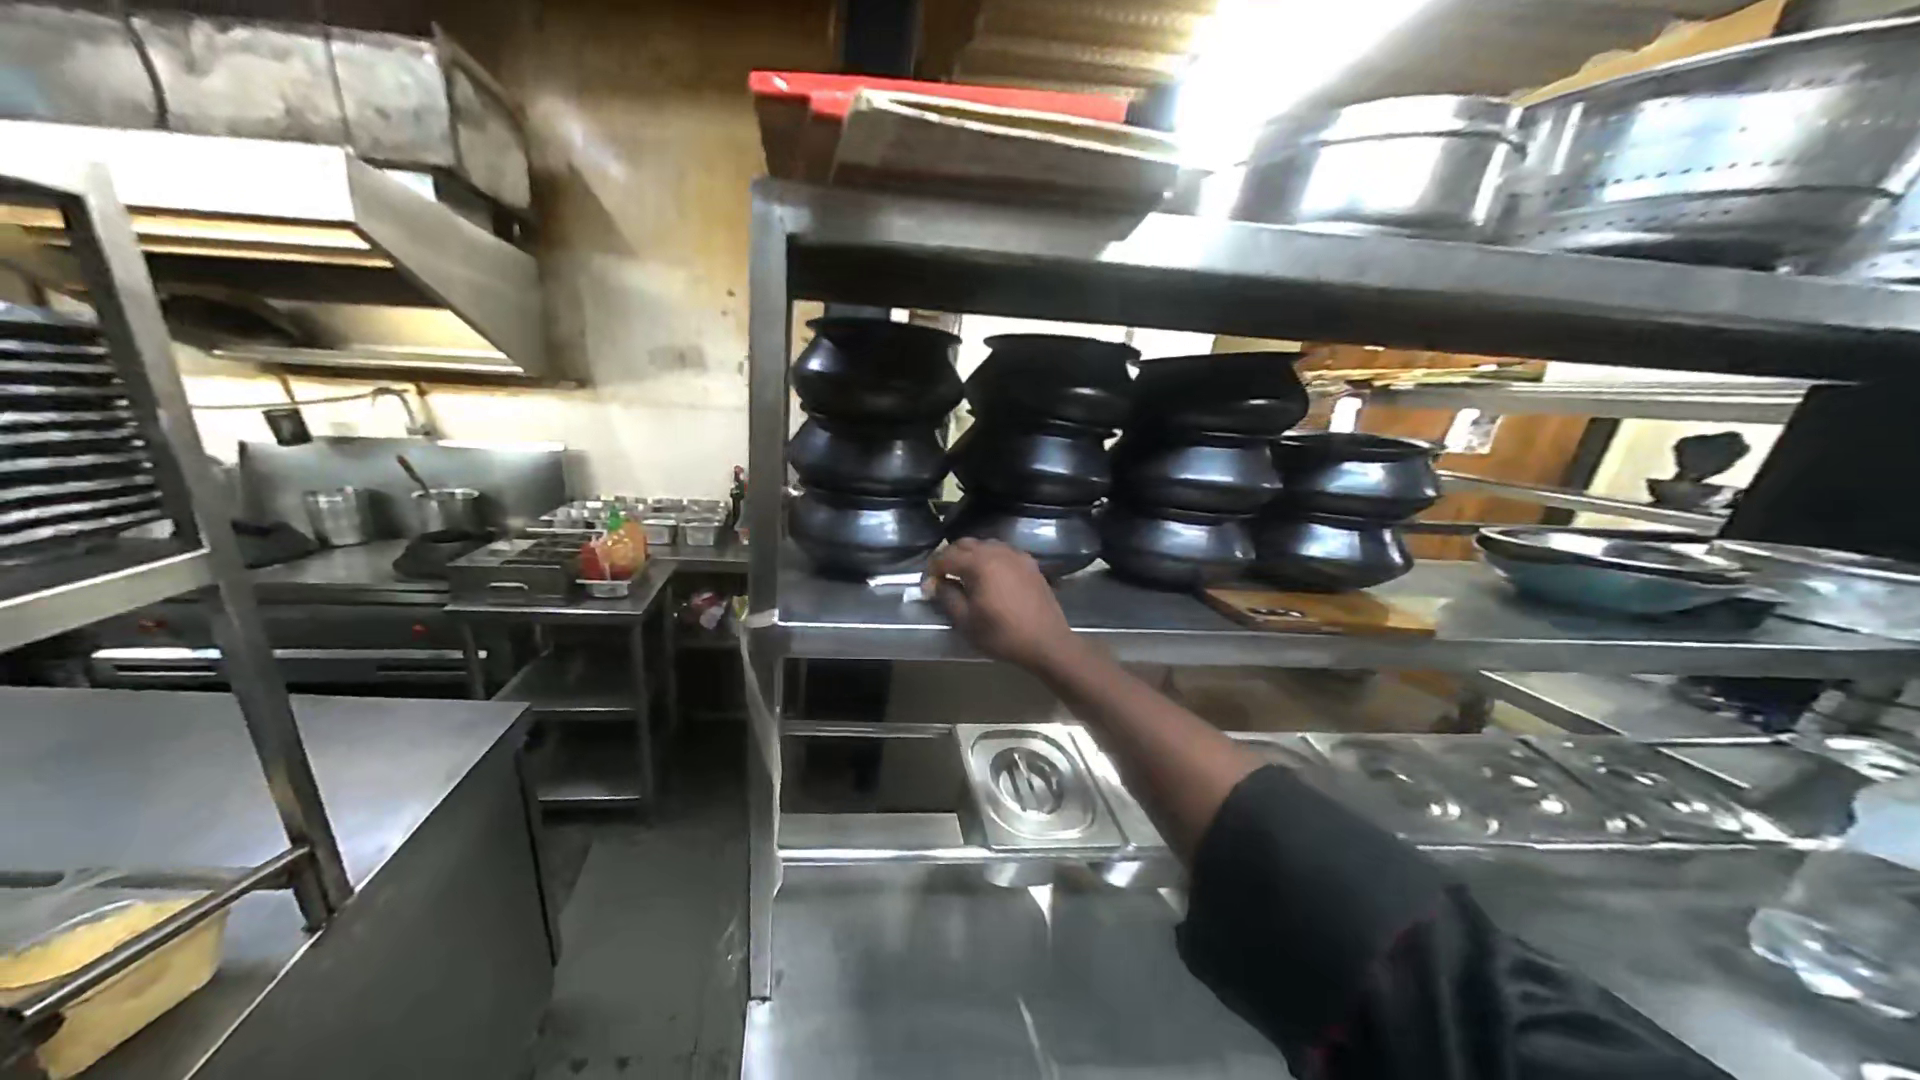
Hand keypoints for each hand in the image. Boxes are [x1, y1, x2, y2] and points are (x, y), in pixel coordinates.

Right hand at [924, 539, 1077, 670]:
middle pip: (964, 544)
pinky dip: (990, 558)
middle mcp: (997, 551)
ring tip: (965, 576)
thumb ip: (947, 597)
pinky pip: (1002, 552)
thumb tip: (936, 584)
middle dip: (949, 557)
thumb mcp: (966, 621)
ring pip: (984, 545)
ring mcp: (1016, 555)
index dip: (932, 569)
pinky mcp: (1029, 563)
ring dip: (970, 556)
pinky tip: (990, 577)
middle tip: (943, 578)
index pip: (945, 556)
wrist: (1046, 642)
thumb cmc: (1002, 634)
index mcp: (979, 563)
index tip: (928, 585)